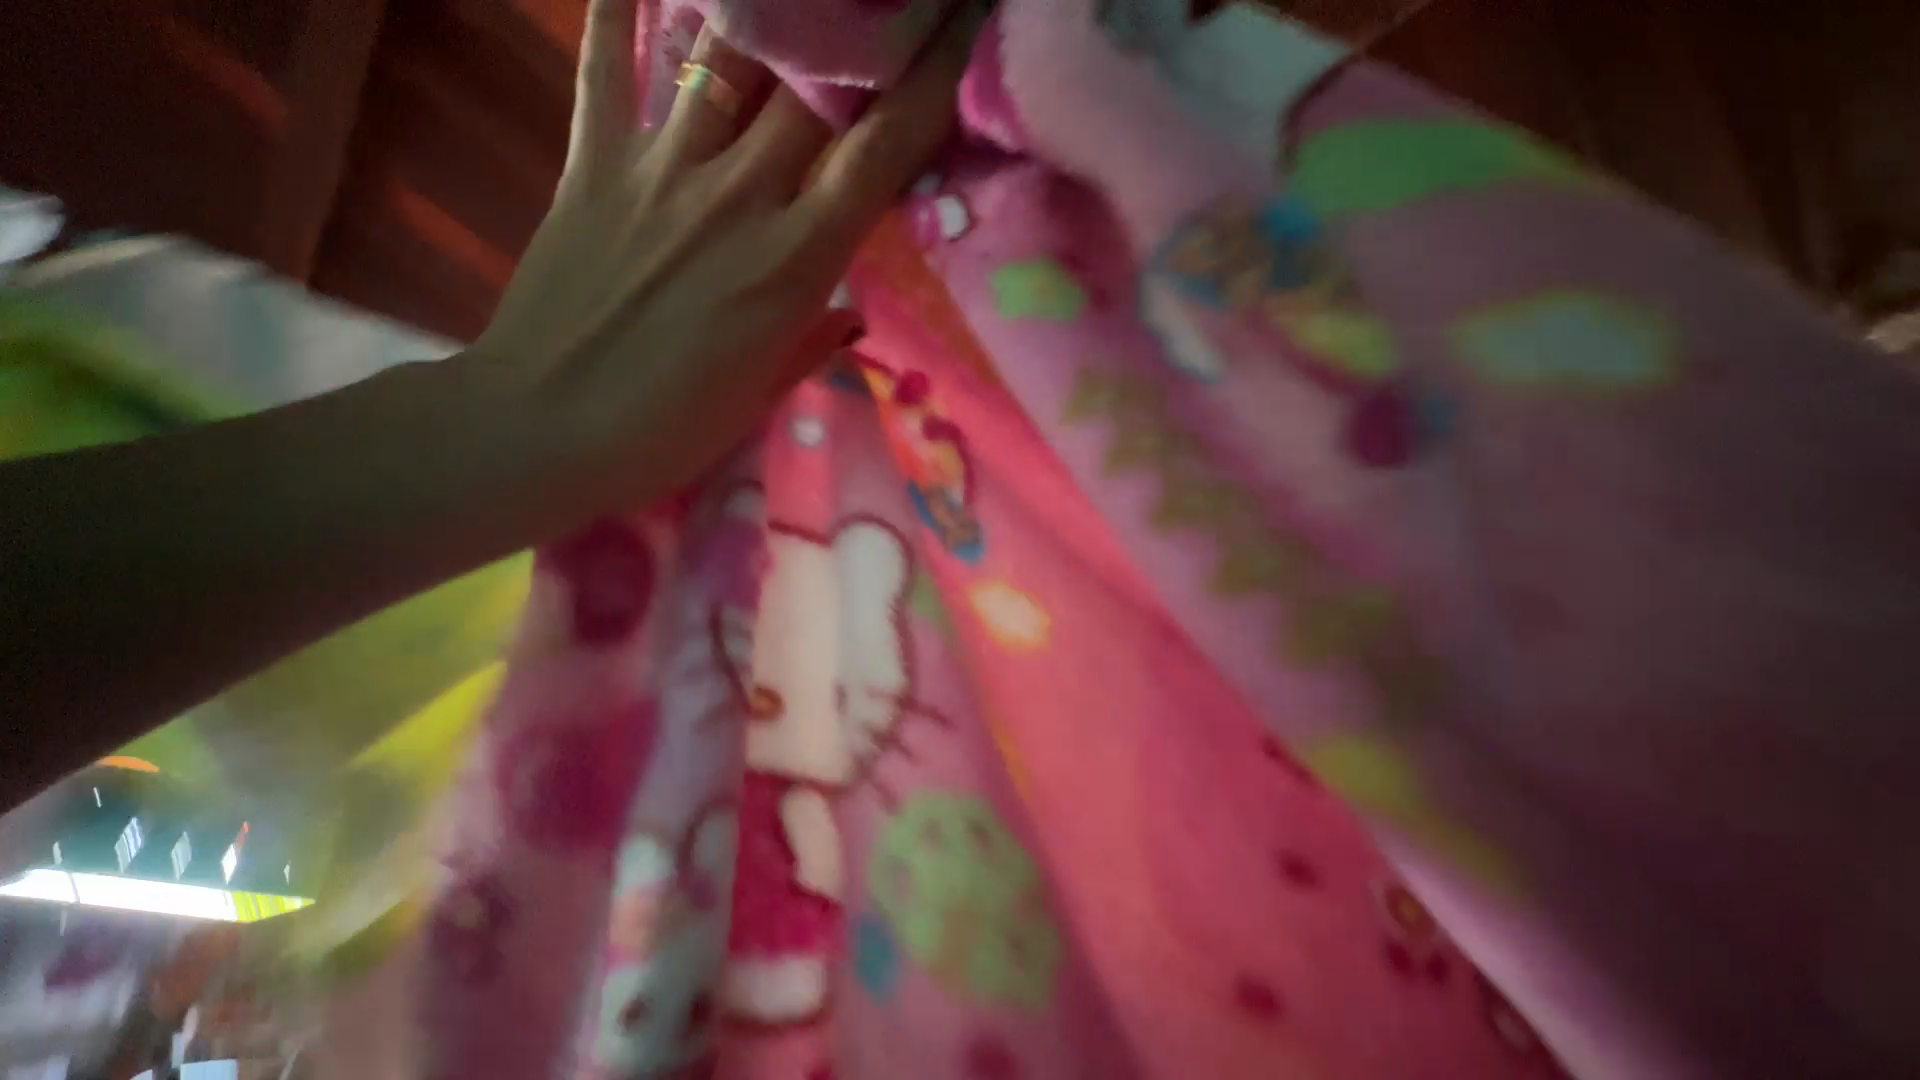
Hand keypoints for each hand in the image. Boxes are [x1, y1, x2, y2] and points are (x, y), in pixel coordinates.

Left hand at [461, 0, 985, 513]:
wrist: (540, 432)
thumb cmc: (666, 431)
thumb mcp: (762, 396)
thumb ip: (813, 341)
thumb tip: (849, 313)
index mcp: (792, 264)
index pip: (878, 153)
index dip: (928, 80)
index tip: (958, 28)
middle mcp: (737, 198)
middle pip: (813, 86)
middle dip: (860, 32)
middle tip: (878, 11)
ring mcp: (660, 172)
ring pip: (725, 58)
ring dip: (765, 12)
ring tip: (785, 1)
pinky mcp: (590, 166)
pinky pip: (606, 67)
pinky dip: (618, 13)